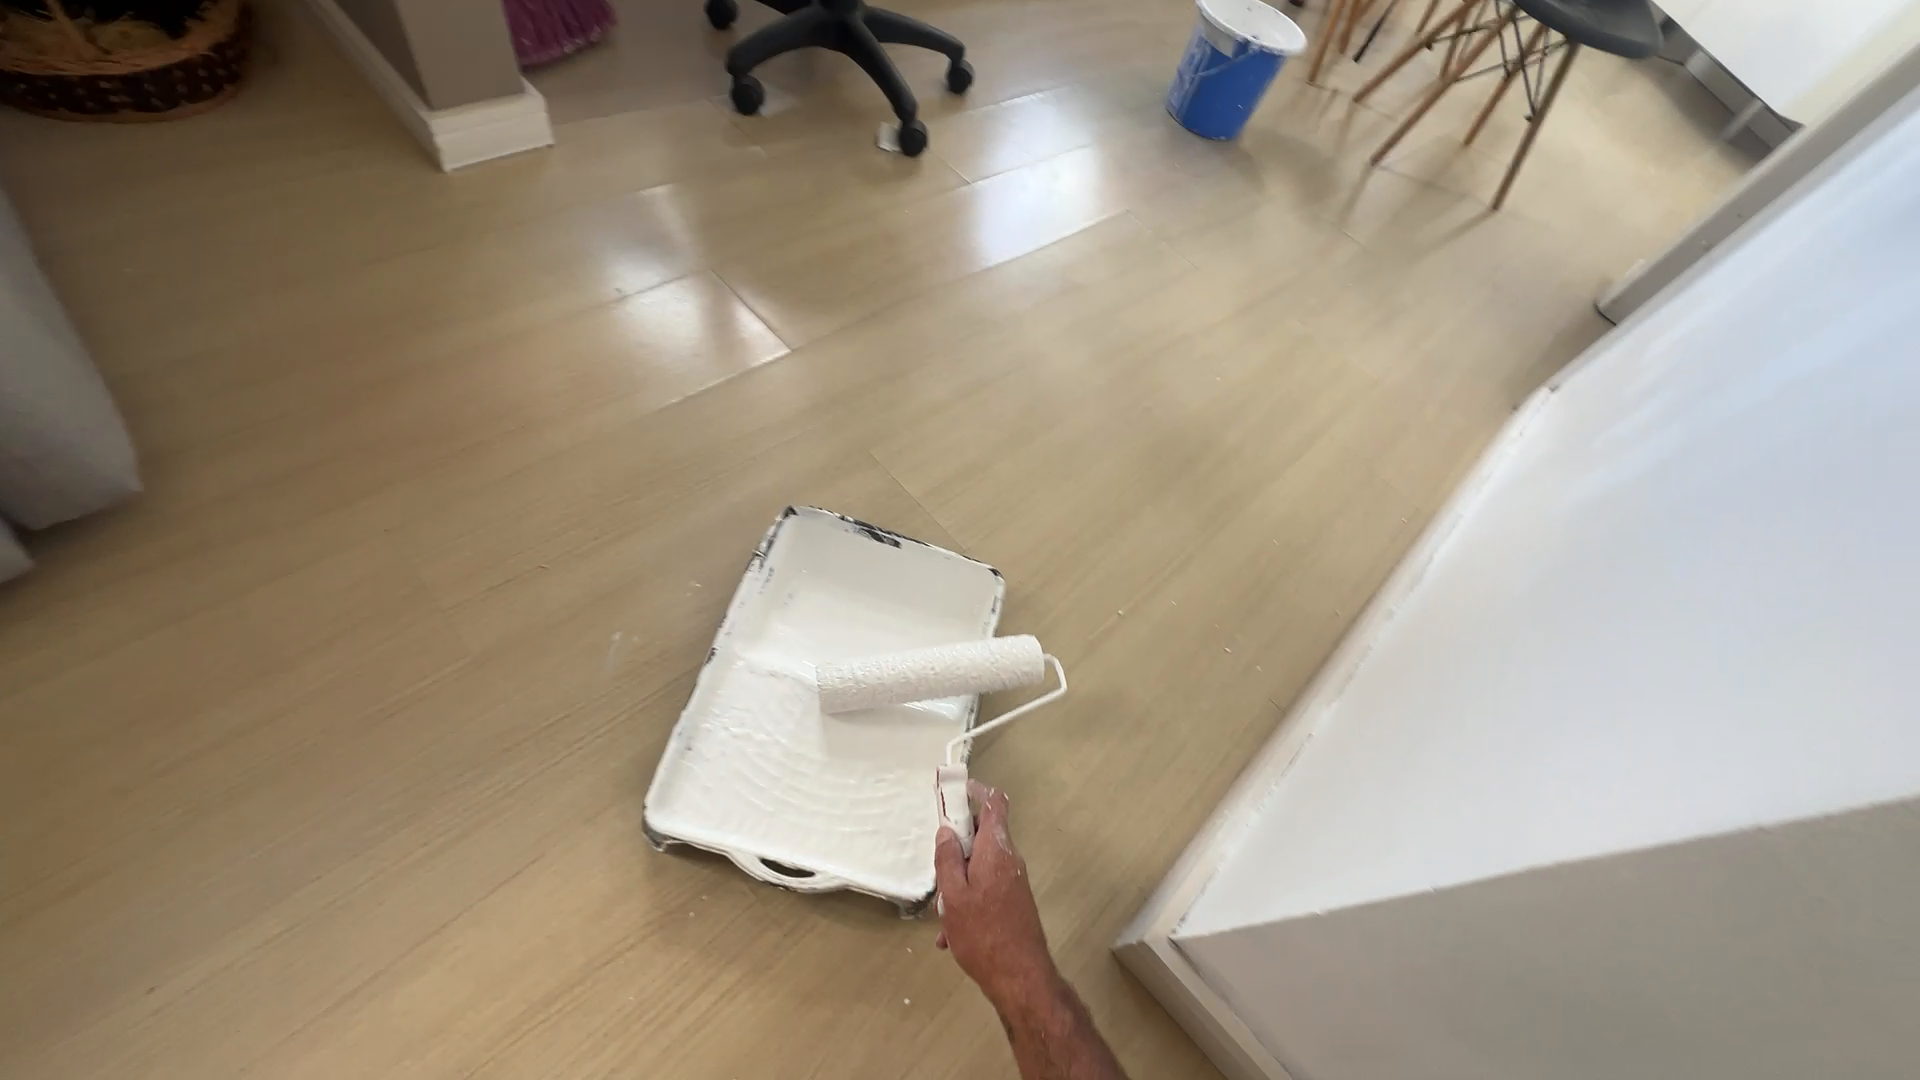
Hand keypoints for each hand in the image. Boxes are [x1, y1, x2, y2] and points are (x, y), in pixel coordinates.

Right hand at [933, 780, 1055, 1009]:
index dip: (976, 791)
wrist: (1020, 978)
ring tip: (942, 913)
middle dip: (957, 846)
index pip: (994, 803)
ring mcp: (1013, 880)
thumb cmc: (983, 932)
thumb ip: (948, 859)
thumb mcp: (953, 895)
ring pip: (980, 866)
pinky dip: (968, 901)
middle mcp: (1009, 859)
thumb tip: (946, 831)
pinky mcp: (1013, 901)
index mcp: (996, 849)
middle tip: (938, 867)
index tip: (955, 791)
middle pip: (982, 835)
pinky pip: (985, 888)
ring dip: (959, 880)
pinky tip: (951, 935)